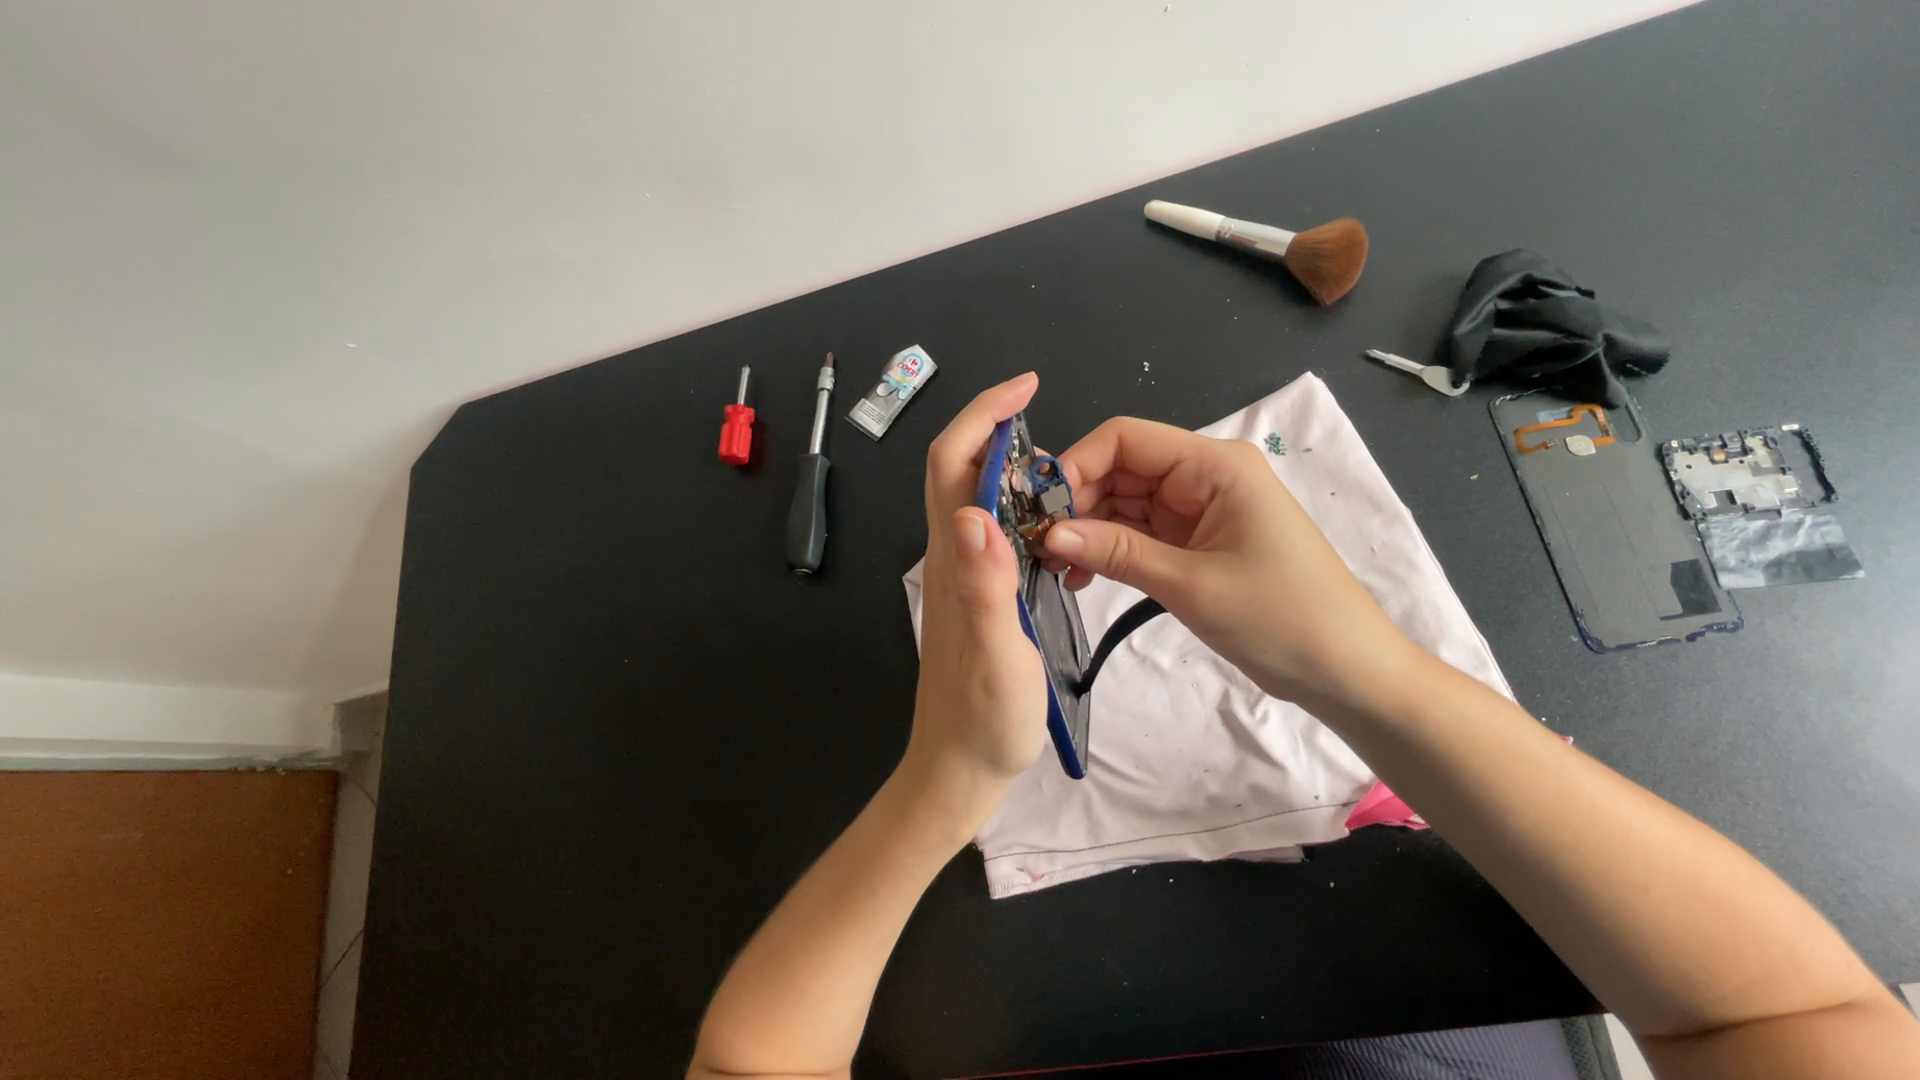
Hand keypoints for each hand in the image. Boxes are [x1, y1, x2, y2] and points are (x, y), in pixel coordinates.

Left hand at [905, 373, 1050, 811]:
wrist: (960, 768)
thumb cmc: (982, 718)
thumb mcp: (993, 653)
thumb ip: (983, 586)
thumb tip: (975, 511)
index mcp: (954, 560)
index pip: (953, 465)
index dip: (982, 416)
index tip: (1025, 388)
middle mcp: (951, 557)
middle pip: (958, 471)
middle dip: (995, 426)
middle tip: (1047, 415)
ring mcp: (962, 577)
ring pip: (975, 498)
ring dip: (1006, 464)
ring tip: (1060, 463)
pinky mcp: (977, 597)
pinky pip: (993, 531)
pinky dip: (1018, 505)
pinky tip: (1053, 521)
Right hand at [1042, 417, 1420, 714]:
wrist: (1346, 670)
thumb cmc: (1281, 617)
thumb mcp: (1191, 584)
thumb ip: (1117, 552)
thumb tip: (1049, 534)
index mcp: (1214, 465)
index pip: (1126, 439)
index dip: (1076, 465)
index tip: (1040, 511)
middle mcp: (1204, 477)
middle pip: (1121, 470)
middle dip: (1076, 504)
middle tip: (1038, 549)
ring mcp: (1200, 511)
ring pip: (1125, 505)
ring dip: (1088, 533)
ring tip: (1056, 570)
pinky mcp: (1197, 543)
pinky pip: (1140, 535)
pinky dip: (1110, 552)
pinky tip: (1082, 579)